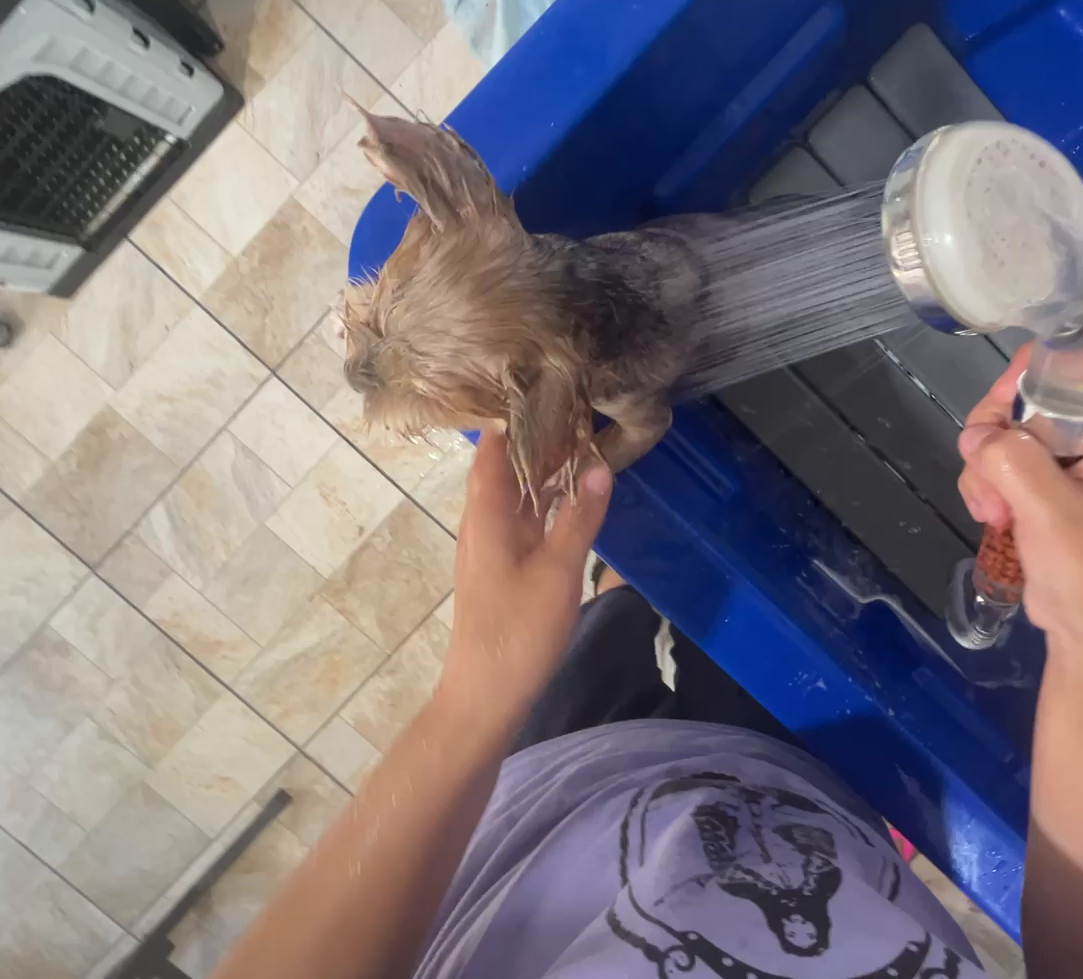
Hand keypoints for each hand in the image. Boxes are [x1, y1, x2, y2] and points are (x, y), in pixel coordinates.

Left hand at [439, 429, 611, 722]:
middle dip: (535, 440)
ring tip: (580, 443)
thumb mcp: (558, 571)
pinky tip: (572, 499)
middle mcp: (483, 523)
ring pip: (515, 495)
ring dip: (542, 471)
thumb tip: (600, 466)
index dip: (513, 418)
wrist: (486, 693)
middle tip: (576, 411)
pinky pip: (523, 520)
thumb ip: (579, 517)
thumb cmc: (518, 629)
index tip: (546, 390)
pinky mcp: (503, 567)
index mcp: (487, 515)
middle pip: (504, 468)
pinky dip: (544, 502)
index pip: (493, 449)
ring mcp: (492, 546)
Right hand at [956, 344, 1082, 658]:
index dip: (1046, 366)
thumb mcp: (1054, 512)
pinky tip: (994, 519)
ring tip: (994, 510)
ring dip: (988, 467)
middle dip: (998, 428)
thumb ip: (1013, 461)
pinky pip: (1007, 467)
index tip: (1005, 400)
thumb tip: (979, 438)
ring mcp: (1076, 470)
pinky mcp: (1052, 495)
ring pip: (1013, 434)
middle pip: (1038, 396)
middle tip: (985, 462)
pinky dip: (990, 488)